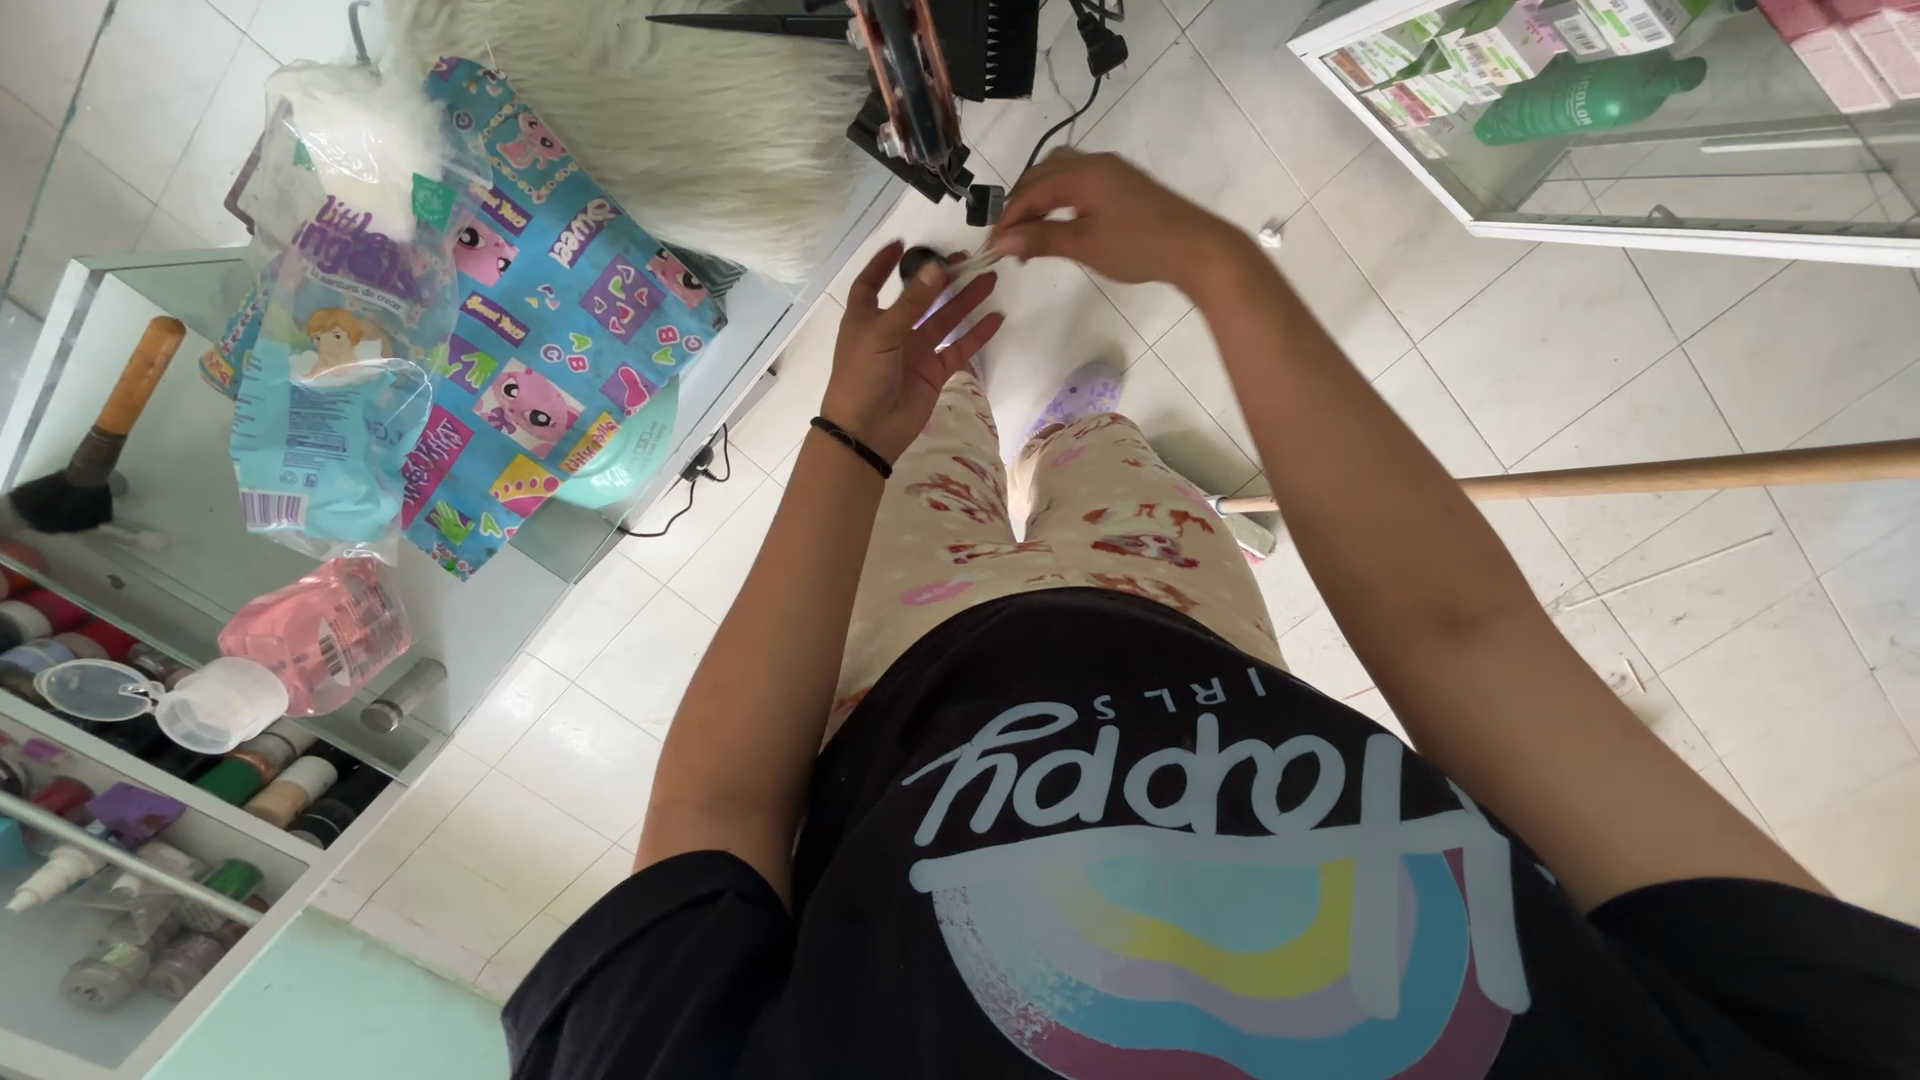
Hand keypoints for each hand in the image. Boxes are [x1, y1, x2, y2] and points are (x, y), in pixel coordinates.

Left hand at [820, 241, 1002, 461]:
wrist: (867, 431)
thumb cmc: (862, 376)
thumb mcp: (882, 333)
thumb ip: (911, 302)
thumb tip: (936, 268)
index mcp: (866, 318)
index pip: (871, 284)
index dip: (883, 265)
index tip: (902, 245)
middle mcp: (891, 331)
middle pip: (919, 298)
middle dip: (941, 279)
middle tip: (967, 259)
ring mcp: (914, 352)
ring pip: (944, 320)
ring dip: (965, 302)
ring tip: (990, 280)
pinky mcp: (933, 373)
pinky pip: (958, 349)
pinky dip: (976, 335)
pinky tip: (995, 319)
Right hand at [989, 147, 1254, 295]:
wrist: (1194, 246)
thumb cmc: (1139, 247)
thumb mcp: (1085, 246)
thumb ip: (1042, 240)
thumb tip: (1002, 243)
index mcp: (1082, 174)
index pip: (1029, 191)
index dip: (1007, 219)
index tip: (992, 249)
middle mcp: (1093, 162)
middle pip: (1041, 175)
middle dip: (1019, 207)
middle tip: (1008, 243)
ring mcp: (1109, 170)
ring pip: (1059, 175)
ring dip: (1038, 200)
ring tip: (1029, 234)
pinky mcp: (1121, 183)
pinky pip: (1077, 181)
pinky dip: (1057, 200)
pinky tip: (1056, 223)